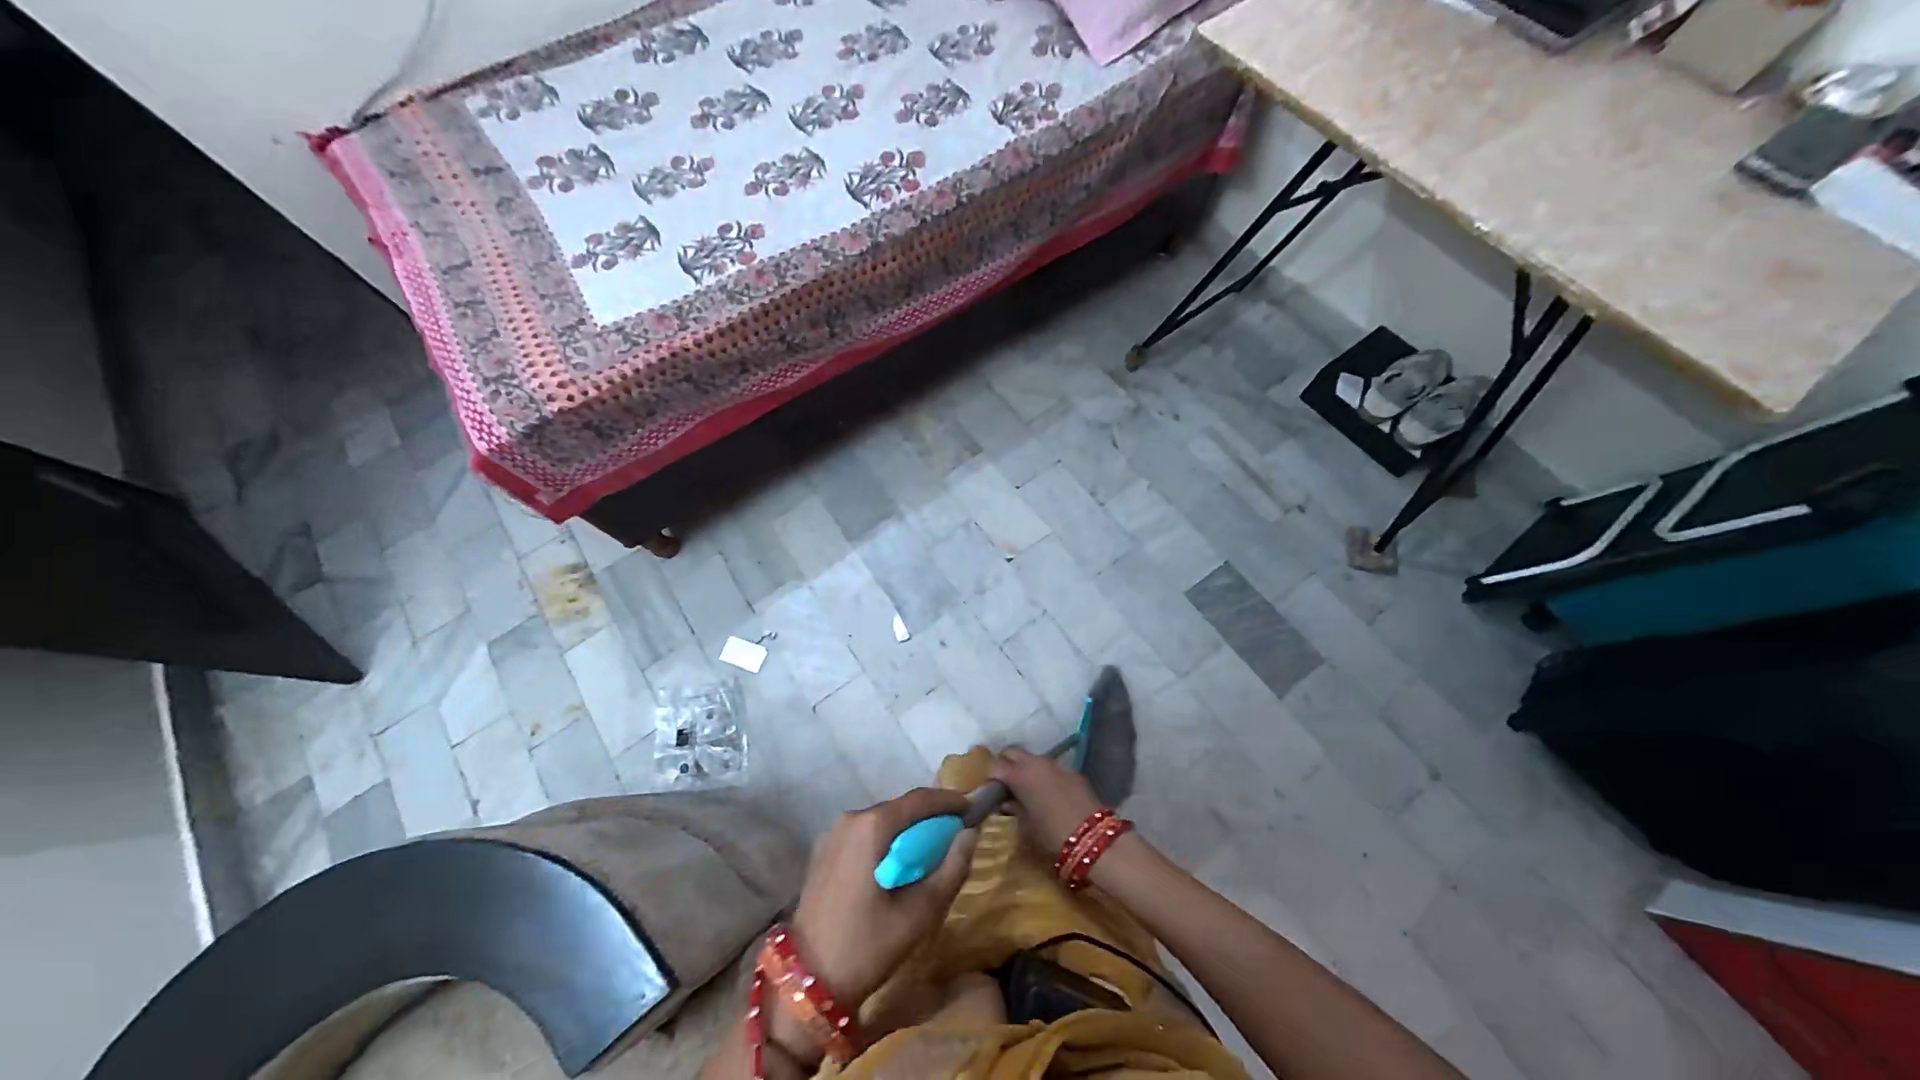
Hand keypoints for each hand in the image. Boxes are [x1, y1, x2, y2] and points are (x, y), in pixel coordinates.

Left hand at [785, 789, 976, 1032]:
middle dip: (930, 819)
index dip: (951, 801)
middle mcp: (849, 819)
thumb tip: (970, 833)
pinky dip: (887, 844)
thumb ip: (951, 868)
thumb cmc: (867, 946)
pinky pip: (865, 837)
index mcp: (871, 826)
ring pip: (882, 822)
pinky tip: (898, 870)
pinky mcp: (823, 853)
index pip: (920, 799)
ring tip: (931, 857)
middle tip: (956, 839)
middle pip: (900, 808)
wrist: (808, 982)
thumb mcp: (920, 912)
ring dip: (908, 833)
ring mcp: (832, 835)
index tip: (974, 811)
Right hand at [988, 747, 1104, 853]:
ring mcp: (1055, 764)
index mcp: (1019, 775)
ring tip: (1025, 787)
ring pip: (1032, 757)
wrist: (1094, 837)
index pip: (994, 766)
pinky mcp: (1071, 770)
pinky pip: (1050, 766)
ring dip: (1025, 767)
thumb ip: (1013, 808)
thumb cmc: (1052, 834)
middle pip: (1012, 752)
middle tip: (1004, 784)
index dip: (989, 777)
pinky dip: (1043, 774)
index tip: (989, 790)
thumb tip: (1006, 802)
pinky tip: (1047, 791)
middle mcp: (1035, 762)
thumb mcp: (1026, 825)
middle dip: (1005, 764)